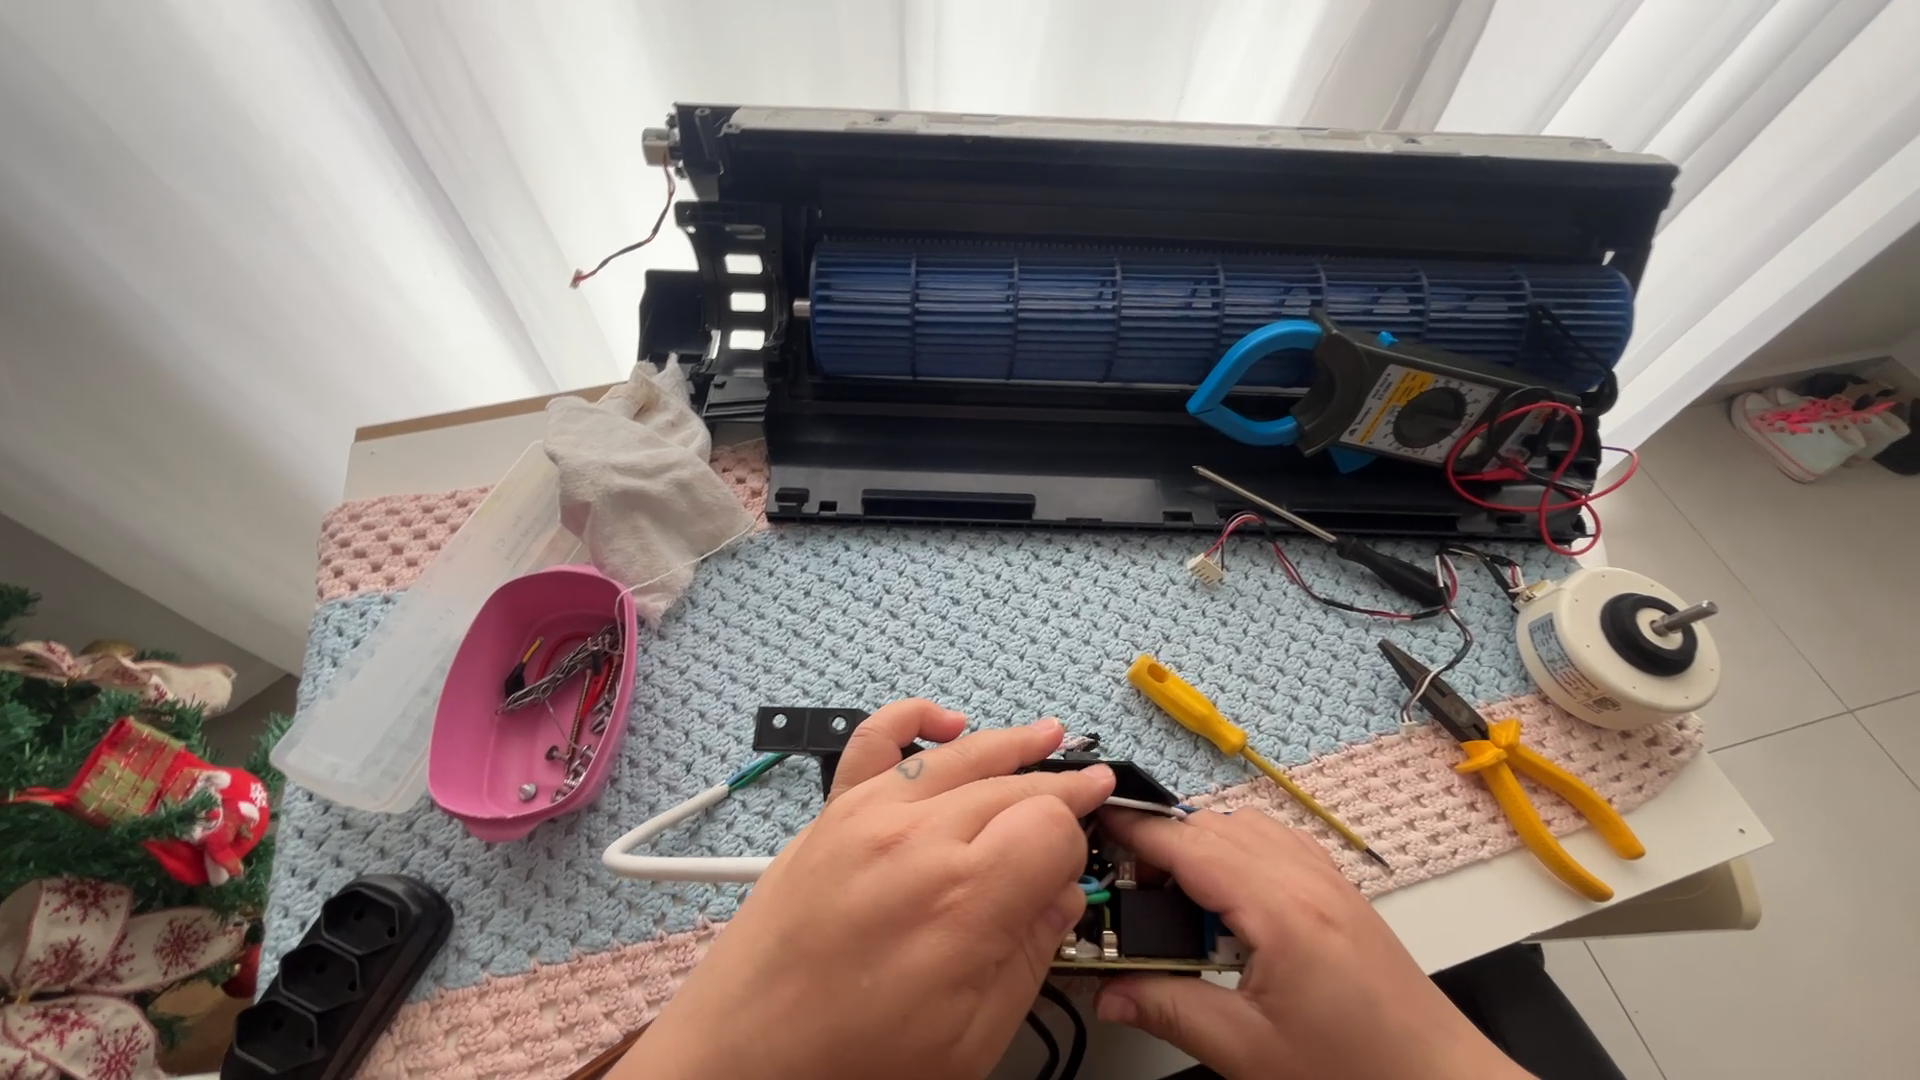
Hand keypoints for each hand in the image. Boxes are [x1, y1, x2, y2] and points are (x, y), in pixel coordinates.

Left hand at [624, 700, 1116, 1079]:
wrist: (742, 1058)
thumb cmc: (853, 1063)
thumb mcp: (974, 1035)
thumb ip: (1031, 953)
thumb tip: (1061, 893)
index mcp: (962, 899)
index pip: (1051, 825)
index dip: (1076, 840)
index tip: (1076, 859)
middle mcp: (916, 838)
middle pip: (1014, 783)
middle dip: (1061, 784)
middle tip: (1092, 783)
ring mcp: (868, 814)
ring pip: (960, 753)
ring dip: (1012, 742)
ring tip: (1049, 734)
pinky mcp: (831, 812)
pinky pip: (874, 740)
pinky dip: (912, 716)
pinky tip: (945, 721)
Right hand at [1093, 808, 1530, 1079]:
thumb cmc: (1356, 1071)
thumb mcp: (1249, 1050)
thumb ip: (1171, 1010)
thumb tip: (1110, 992)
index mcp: (1280, 910)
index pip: (1189, 845)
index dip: (1136, 831)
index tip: (1096, 825)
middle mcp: (1304, 876)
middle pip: (1211, 825)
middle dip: (1161, 842)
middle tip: (1127, 883)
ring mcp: (1324, 875)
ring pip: (1241, 823)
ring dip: (1199, 842)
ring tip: (1174, 891)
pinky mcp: (1336, 885)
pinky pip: (1273, 837)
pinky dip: (1235, 846)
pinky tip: (1226, 892)